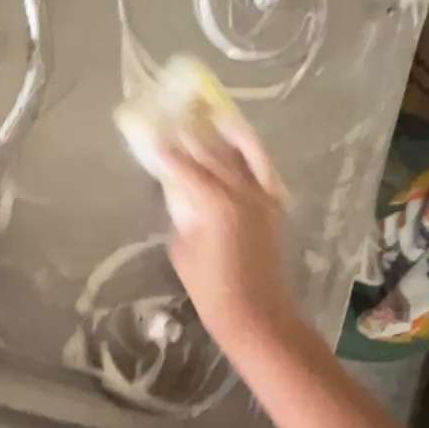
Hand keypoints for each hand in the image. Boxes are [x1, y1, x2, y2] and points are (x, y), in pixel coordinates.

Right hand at [154, 122, 304, 346]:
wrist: (257, 314)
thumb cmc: (211, 290)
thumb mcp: (182, 249)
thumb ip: (181, 214)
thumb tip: (180, 194)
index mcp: (214, 204)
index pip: (185, 167)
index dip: (167, 151)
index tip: (153, 135)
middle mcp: (241, 192)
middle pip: (213, 154)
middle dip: (193, 134)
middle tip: (176, 116)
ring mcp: (262, 196)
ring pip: (242, 153)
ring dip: (224, 132)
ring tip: (210, 113)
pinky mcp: (275, 204)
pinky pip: (263, 167)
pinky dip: (251, 150)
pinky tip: (240, 138)